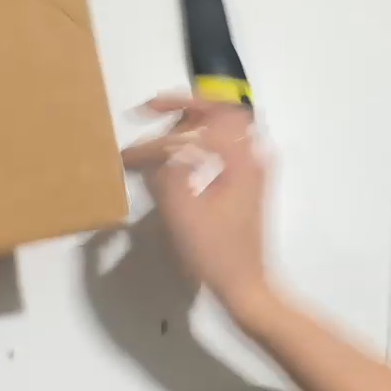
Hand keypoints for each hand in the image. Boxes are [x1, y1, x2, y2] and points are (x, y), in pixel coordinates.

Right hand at [122, 93, 274, 314]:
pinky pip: (228, 143)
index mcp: (241, 157)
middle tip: (151, 109)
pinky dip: (203, 138)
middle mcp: (254, 153)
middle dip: (184, 105)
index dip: (163, 124)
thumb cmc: (213, 251)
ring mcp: (256, 165)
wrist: (246, 284)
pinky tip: (179, 154)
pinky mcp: (251, 178)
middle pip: (221, 108)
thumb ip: (164, 171)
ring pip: (226, 123)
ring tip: (162, 130)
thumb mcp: (180, 210)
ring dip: (194, 120)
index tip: (134, 138)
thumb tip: (151, 150)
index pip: (201, 121)